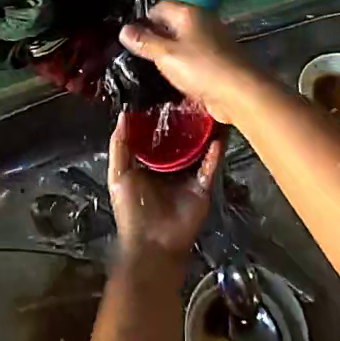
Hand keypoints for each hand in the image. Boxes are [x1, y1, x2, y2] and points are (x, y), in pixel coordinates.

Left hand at [107, 111, 221, 269]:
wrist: (152, 244)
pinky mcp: (202, 187)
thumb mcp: (119, 175)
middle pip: (180, 141)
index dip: (161, 118)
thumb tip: (123, 114)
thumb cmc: (132, 209)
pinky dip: (215, 152)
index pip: (157, 137)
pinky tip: (220, 135)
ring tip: (210, 110)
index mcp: (149, 165)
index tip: (167, 96)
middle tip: (193, 98)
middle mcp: (170, 169)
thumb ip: (119, 146)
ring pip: (198, 150)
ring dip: (203, 133)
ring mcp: (187, 177)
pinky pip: (210, 166)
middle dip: (185, 123)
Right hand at [118, 1, 268, 124]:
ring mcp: (213, 39)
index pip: (159, 6)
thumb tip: (123, 29)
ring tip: (152, 69)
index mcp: (189, 12)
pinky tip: (173, 79)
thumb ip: (144, 42)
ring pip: (183, 41)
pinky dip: (183, 64)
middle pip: (171, 23)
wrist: (240, 92)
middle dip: (155, 37)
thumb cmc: (200, 68)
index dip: (143, 20)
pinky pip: (194, 56)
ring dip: (169, 53)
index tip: (131, 39)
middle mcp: (202, 20)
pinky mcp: (218, 59)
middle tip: (137, 56)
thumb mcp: (166, 55)